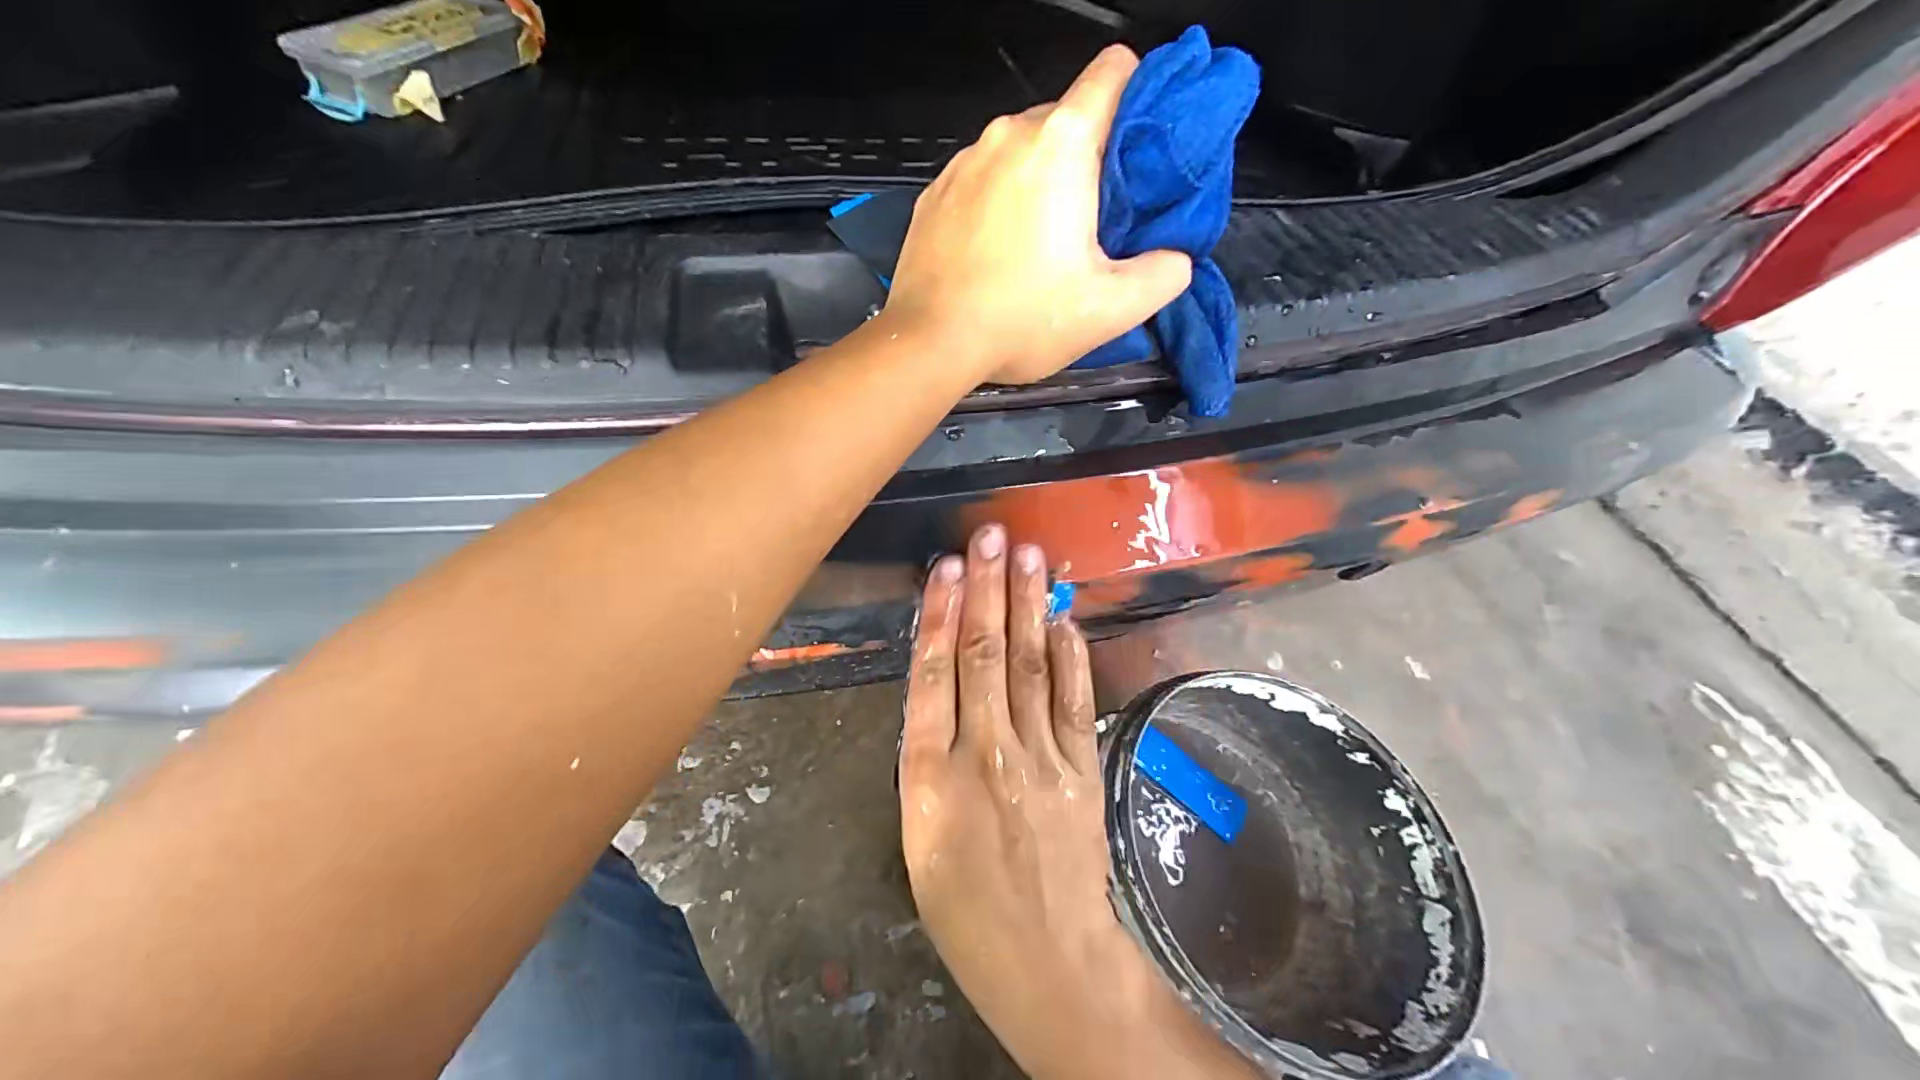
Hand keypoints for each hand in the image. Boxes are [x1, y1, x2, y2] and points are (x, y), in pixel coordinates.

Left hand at [883, 46, 1192, 384]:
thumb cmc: (1021, 321)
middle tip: (1093, 221)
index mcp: (1061, 144)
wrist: (931, 343)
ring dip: (1040, 182)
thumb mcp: (1111, 309)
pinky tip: (997, 250)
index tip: (1141, 148)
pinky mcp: (934, 192)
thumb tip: (1175, 258)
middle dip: (1087, 157)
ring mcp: (964, 161)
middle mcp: (1008, 135)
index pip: (1114, 71)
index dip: (1139, 96)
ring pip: (1020, 150)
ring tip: (1040, 243)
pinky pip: (982, 178)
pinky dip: (998, 200)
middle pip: (1067, 116)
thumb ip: (1164, 275)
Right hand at [900, 524, 1256, 1079]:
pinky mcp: (1081, 767)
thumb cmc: (966, 906)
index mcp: (930, 777)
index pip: (931, 676)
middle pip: (982, 656)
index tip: (944, 569)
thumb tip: (937, 694)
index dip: (938, 616)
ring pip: (1027, 666)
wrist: (1048, 958)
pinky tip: (1062, 617)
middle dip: (987, 590)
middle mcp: (985, 755)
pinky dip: (1068, 654)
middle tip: (990, 536)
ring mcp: (1040, 758)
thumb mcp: (919, 837)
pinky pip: (1073, 699)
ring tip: (1028, 557)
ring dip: (1028, 606)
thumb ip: (926, 761)